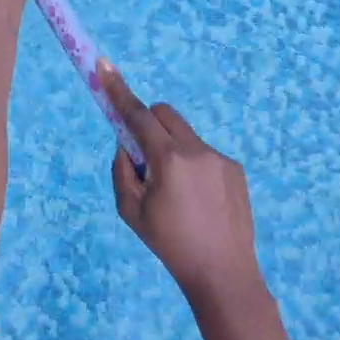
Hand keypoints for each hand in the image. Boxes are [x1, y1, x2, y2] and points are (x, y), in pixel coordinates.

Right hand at [100, 62, 262, 304]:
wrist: (223, 273)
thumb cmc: (168, 242)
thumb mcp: (129, 208)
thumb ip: (122, 168)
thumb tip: (127, 144)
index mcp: (168, 159)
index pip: (136, 114)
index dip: (117, 90)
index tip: (103, 65)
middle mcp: (197, 150)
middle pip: (163, 114)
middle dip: (147, 122)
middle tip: (141, 157)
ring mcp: (220, 159)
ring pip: (184, 135)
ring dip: (169, 147)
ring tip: (175, 192)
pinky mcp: (235, 170)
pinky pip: (203, 154)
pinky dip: (190, 165)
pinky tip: (196, 201)